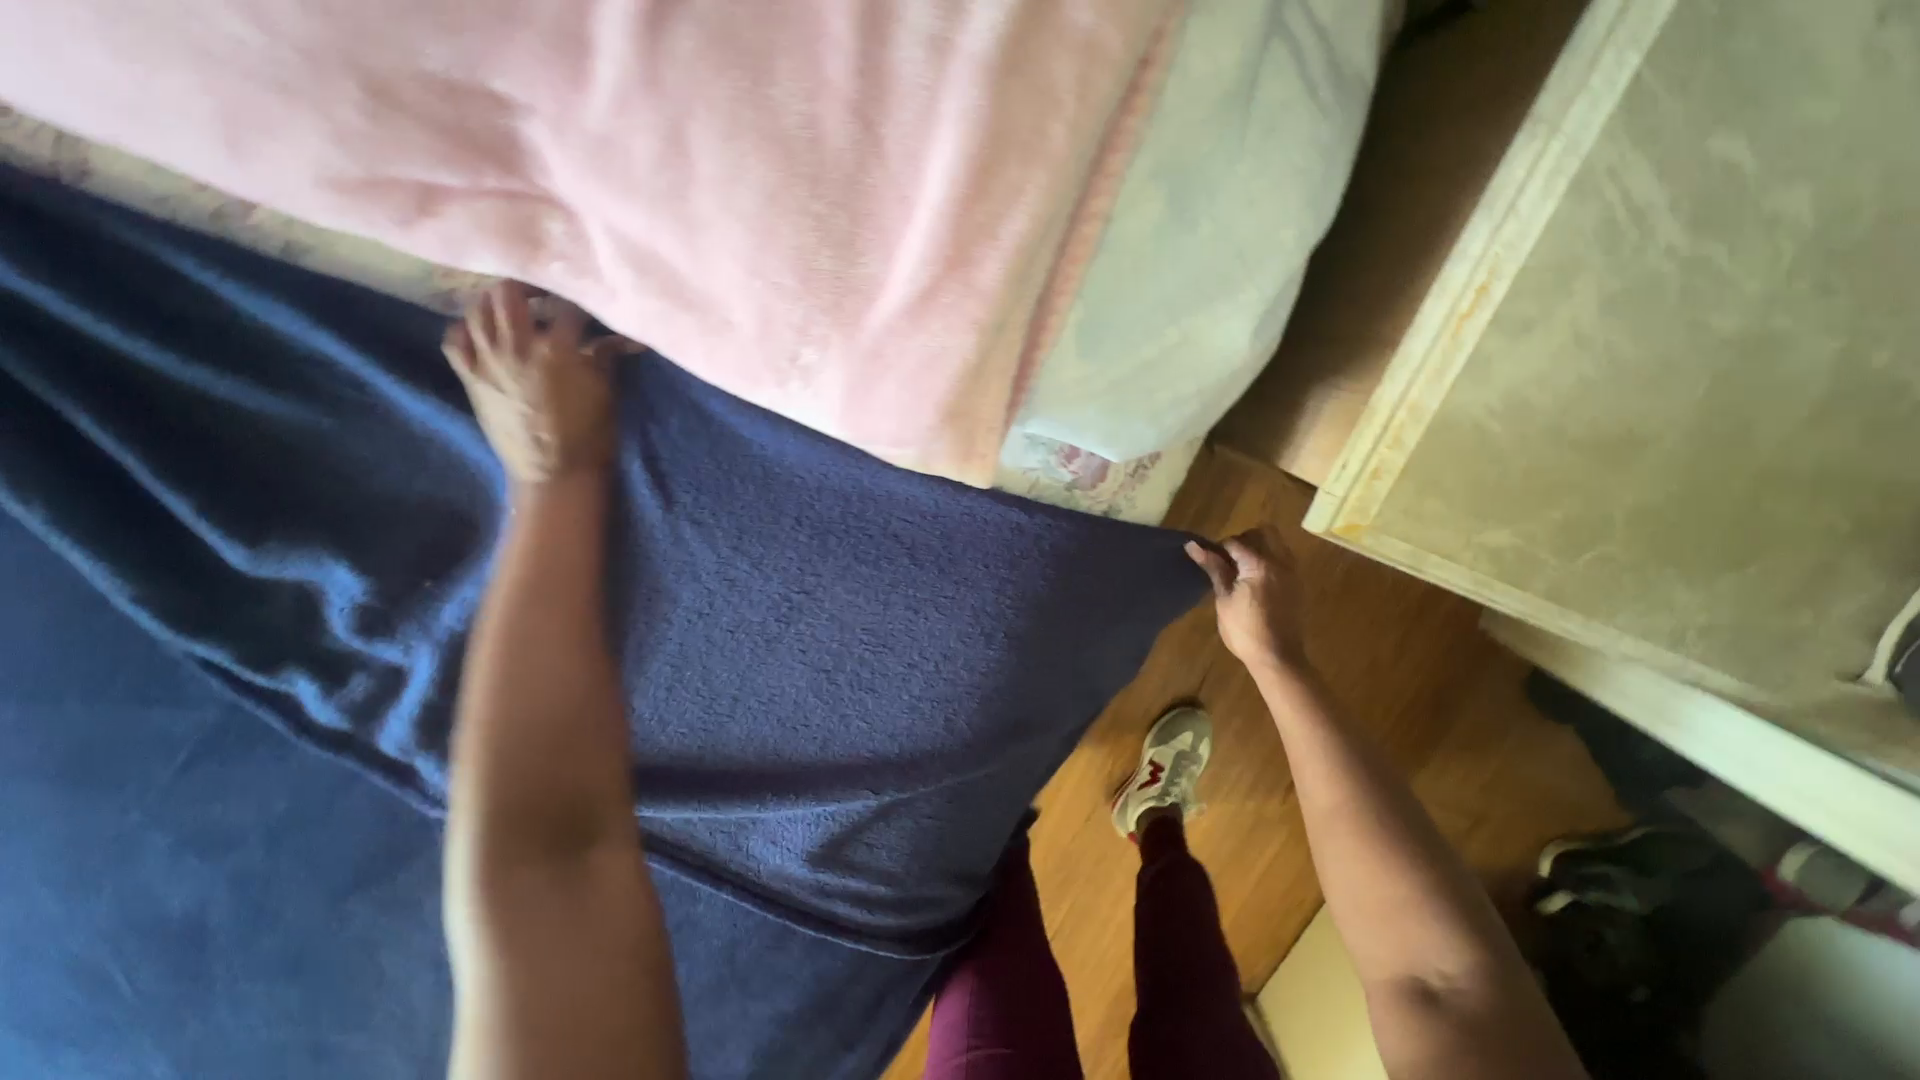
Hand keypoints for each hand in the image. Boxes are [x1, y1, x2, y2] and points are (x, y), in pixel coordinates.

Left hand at [443, 281, 623, 484]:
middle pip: (509, 292)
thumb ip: (606, 355)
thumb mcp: (605, 391)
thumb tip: (623, 336)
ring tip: (512, 308)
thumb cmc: (589, 435)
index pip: (567, 306)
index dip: (579, 301)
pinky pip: (455, 340)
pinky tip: (482, 332)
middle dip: (527, 285)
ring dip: (495, 302)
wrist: (554, 475)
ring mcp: (487, 361)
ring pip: (477, 309)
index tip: (588, 303)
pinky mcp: (470, 378)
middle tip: (542, 294)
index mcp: (556, 349)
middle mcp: (516, 346)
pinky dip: (466, 329)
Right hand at [1185, 526, 1310, 678]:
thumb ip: (1214, 568)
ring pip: (1277, 543)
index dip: (1219, 548)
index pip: (1236, 541)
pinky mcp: (1298, 583)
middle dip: (1243, 540)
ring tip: (1242, 571)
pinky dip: (1269, 560)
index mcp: (1260, 564)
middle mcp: (1281, 561)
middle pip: (1262, 532)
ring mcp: (1293, 572)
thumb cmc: (1244, 630)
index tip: (1210, 562)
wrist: (1277, 656)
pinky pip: (1284, 559)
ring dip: (1258, 548)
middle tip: (1228, 561)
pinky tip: (1256, 581)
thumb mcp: (1224, 599)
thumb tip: (1193, 545)